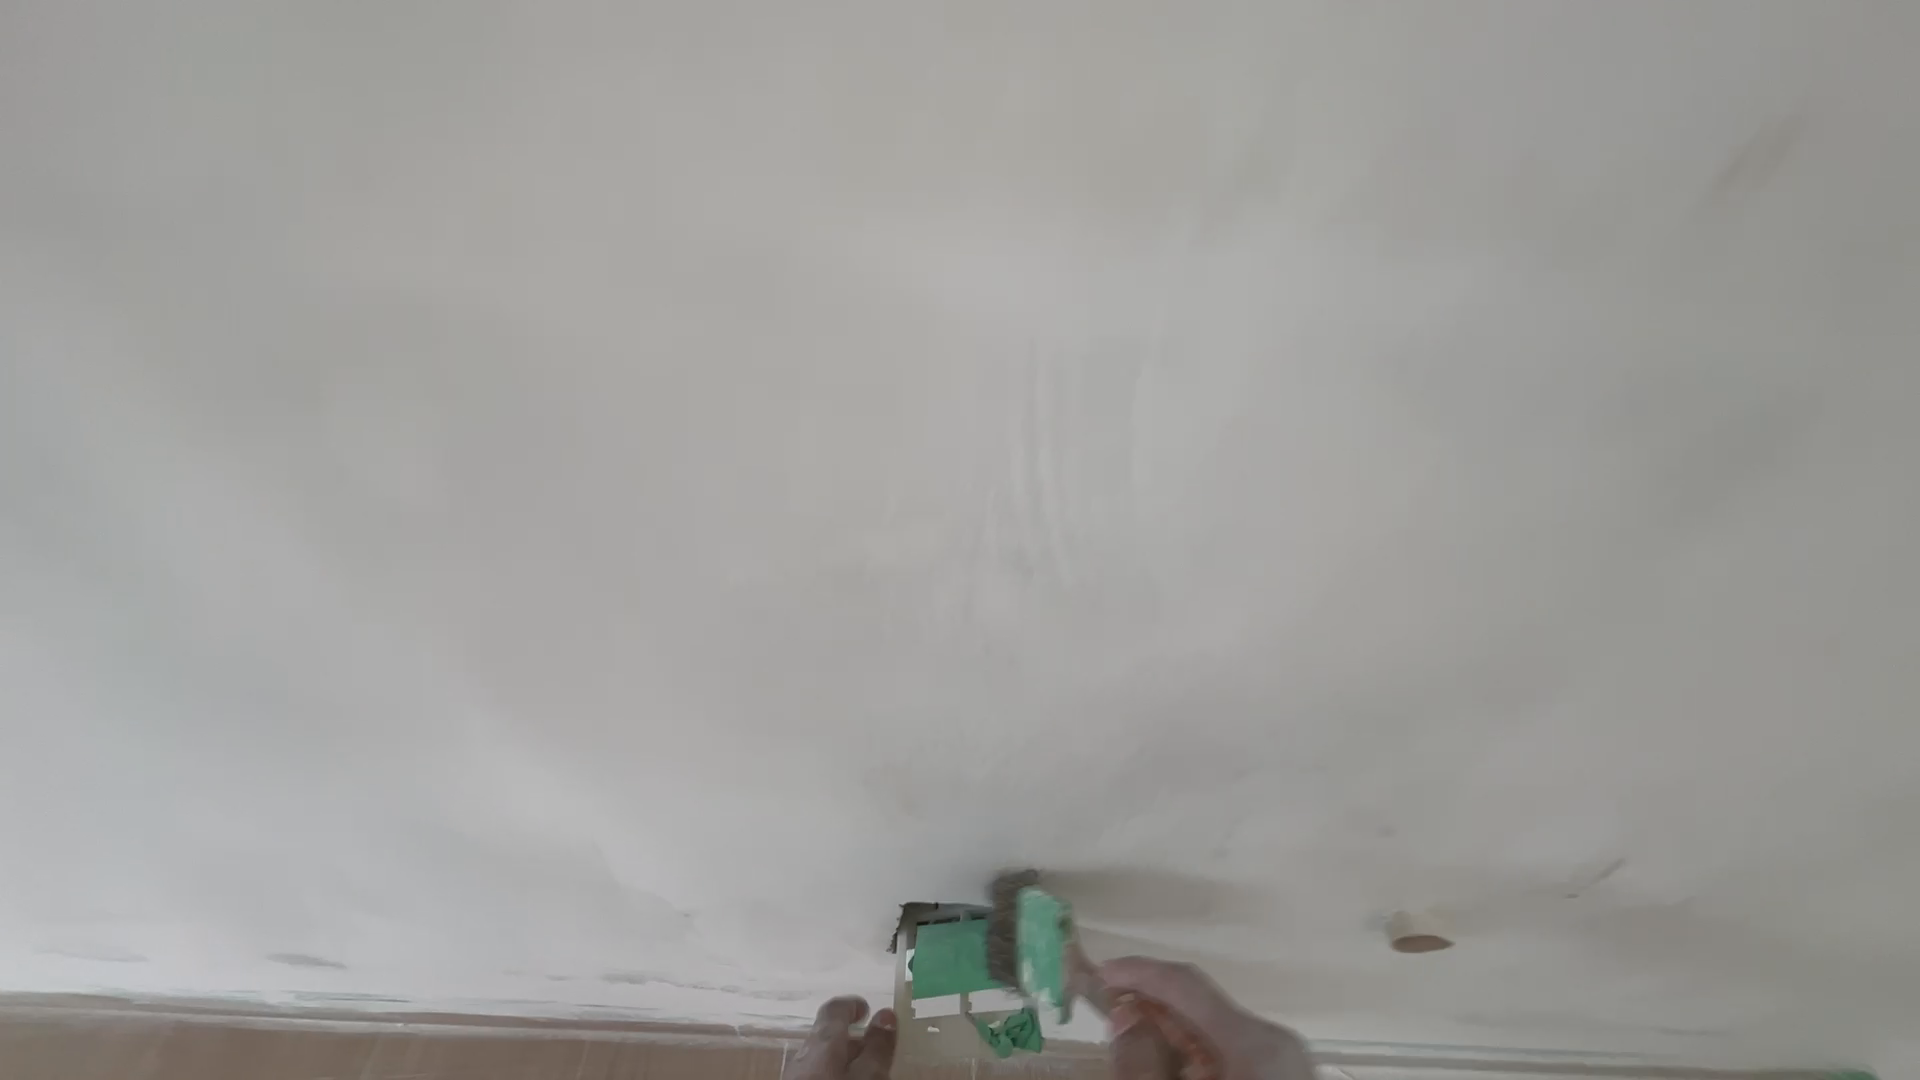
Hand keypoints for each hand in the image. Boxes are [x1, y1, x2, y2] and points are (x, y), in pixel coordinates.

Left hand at [782, 997, 896, 1079]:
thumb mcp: (867, 1079)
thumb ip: (877, 1049)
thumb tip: (886, 1015)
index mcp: (823, 1041)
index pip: (834, 1009)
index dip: (852, 1006)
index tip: (868, 1010)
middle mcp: (804, 1055)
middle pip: (827, 1037)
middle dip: (852, 1041)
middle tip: (876, 1052)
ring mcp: (794, 1078)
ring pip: (820, 1061)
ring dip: (842, 1064)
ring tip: (864, 1077)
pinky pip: (814, 1078)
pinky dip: (832, 1078)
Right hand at [1100, 958, 1314, 1079]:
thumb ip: (1143, 1065)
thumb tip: (1122, 1019)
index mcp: (1254, 1041)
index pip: (1185, 983)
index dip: (1137, 972)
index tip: (1099, 972)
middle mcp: (1273, 1040)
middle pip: (1197, 1007)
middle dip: (1151, 1009)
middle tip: (1111, 1020)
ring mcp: (1285, 1062)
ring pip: (1211, 1033)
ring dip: (1171, 1039)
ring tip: (1142, 1055)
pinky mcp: (1284, 1078)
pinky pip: (1229, 1055)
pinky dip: (1195, 1058)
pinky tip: (1173, 1070)